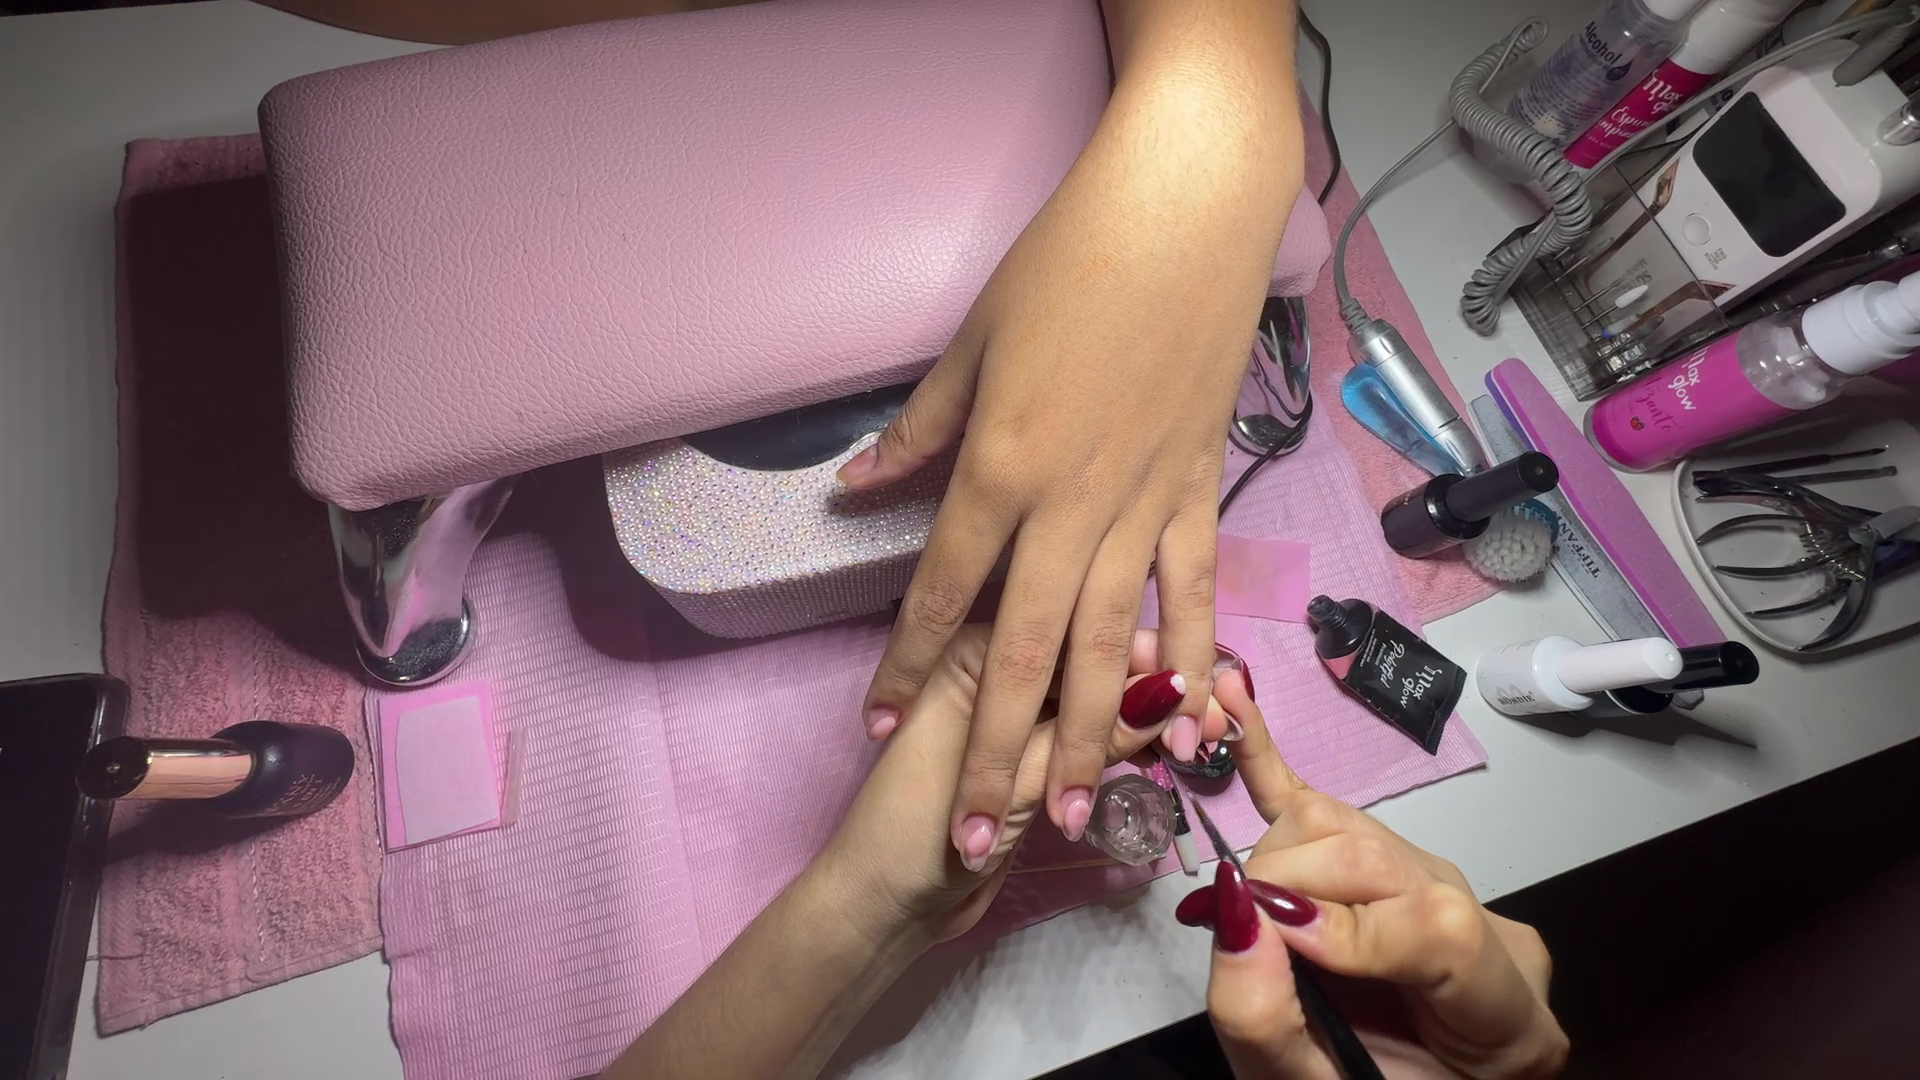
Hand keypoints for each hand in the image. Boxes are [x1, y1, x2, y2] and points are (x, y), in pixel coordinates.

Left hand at [818, 626, 1233, 944]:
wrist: (881, 906)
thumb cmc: (915, 827)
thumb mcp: (1005, 779)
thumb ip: (1085, 738)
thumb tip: (1171, 693)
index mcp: (974, 649)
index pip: (1066, 637)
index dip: (1136, 659)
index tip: (1200, 685)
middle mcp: (997, 665)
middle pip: (1087, 667)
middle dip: (1150, 691)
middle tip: (1213, 720)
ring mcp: (1015, 709)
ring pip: (1093, 700)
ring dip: (1143, 719)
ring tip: (1202, 738)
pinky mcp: (1030, 750)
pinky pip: (1086, 736)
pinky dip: (1123, 744)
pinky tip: (1168, 750)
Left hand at [841, 56, 1303, 871]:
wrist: (1185, 215)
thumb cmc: (1066, 267)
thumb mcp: (972, 344)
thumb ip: (916, 433)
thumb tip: (854, 489)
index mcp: (1000, 469)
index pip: (938, 592)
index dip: (899, 665)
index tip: (873, 727)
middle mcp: (1069, 508)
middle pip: (1021, 649)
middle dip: (994, 748)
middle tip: (976, 835)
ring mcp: (1143, 507)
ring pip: (1108, 644)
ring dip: (1086, 735)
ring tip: (1070, 811)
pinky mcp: (1199, 495)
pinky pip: (1191, 593)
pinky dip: (1188, 660)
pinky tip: (1184, 723)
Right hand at [1179, 677, 1568, 1078]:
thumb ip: (1266, 1016)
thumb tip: (1233, 904)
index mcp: (1505, 1013)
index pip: (1437, 927)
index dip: (1345, 925)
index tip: (1268, 933)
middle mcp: (1481, 924)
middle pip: (1374, 858)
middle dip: (1287, 886)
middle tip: (1246, 935)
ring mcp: (1430, 877)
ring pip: (1340, 823)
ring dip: (1275, 857)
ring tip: (1254, 911)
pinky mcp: (1373, 851)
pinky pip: (1315, 798)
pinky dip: (1265, 755)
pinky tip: (1235, 700)